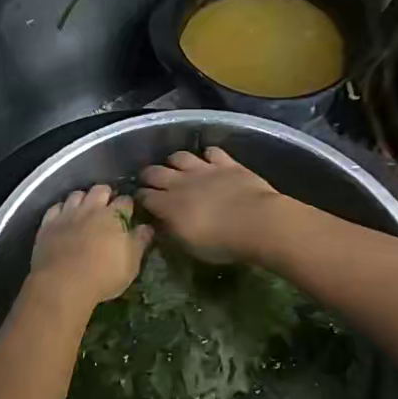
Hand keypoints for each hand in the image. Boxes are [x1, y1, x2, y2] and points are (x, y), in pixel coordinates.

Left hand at [27, 185, 152, 306]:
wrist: (64, 283)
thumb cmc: (104, 275)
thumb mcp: (131, 263)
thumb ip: (139, 242)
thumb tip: (147, 227)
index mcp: (113, 216)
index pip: (125, 201)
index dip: (128, 204)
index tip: (129, 210)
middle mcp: (90, 209)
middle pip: (100, 190)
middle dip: (106, 194)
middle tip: (107, 205)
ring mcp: (67, 214)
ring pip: (76, 195)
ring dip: (83, 198)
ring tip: (85, 208)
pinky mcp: (48, 224)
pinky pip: (55, 208)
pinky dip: (61, 209)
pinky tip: (63, 216)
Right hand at [137, 147, 284, 263]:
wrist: (257, 222)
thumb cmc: (221, 243)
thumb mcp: (189, 246)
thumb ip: (171, 231)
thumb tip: (161, 223)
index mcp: (167, 205)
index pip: (144, 196)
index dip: (140, 198)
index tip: (141, 202)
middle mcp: (180, 182)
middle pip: (154, 172)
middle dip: (149, 176)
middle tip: (151, 182)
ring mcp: (203, 169)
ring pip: (179, 156)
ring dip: (175, 162)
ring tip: (177, 168)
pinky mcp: (226, 163)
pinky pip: (212, 152)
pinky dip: (208, 155)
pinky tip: (210, 160)